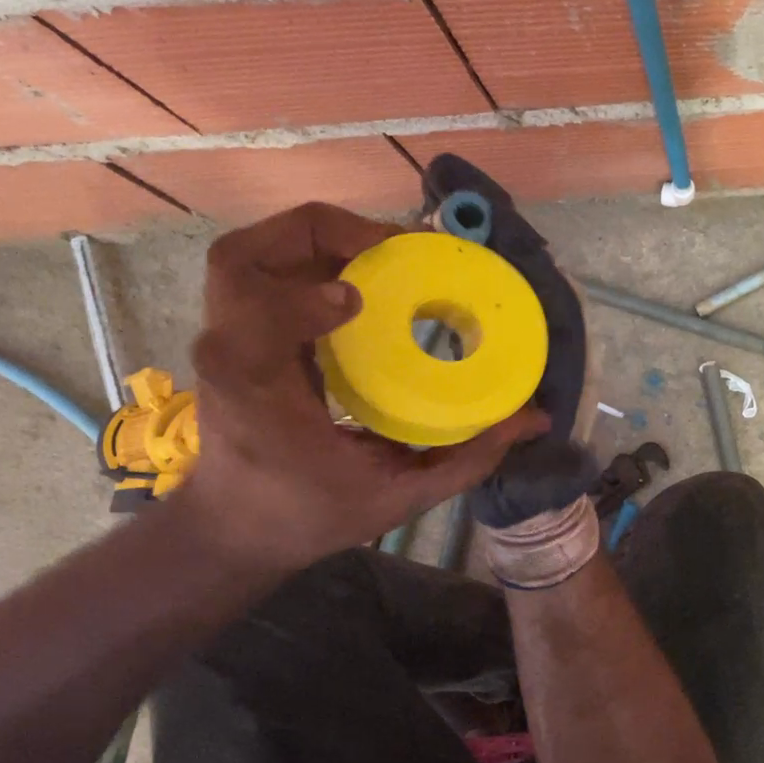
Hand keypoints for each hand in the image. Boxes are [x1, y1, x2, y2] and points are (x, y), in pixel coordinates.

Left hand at [178, 202, 548, 569]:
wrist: (235, 528)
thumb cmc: (307, 516)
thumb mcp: (394, 497)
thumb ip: (466, 459)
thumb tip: (532, 418)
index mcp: (256, 393)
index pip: (254, 320)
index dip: (305, 296)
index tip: (359, 301)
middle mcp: (231, 352)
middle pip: (243, 259)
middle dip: (321, 234)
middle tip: (397, 250)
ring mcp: (231, 337)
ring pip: (249, 254)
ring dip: (318, 237)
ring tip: (389, 252)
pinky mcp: (246, 332)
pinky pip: (267, 271)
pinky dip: (316, 255)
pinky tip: (371, 275)